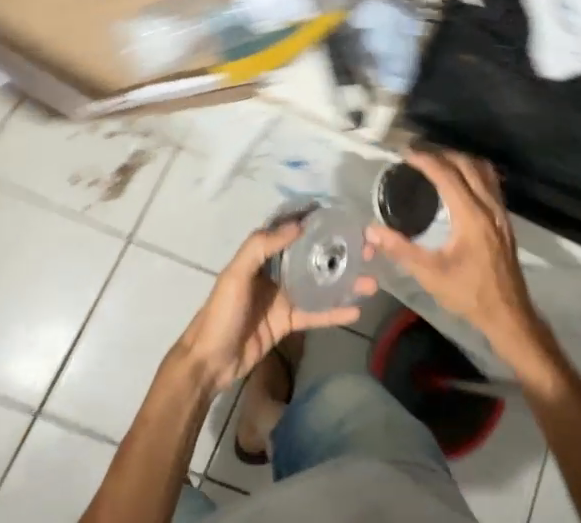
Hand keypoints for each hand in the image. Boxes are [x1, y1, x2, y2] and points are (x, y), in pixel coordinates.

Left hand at [174, 220, 374, 390]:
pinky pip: (315, 313)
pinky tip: (356, 310)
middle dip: (337, 253)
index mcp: (260, 258)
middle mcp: (274, 273)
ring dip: (343, 283)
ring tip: (371, 280)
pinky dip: (334, 312)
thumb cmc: (220, 314)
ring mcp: (283, 299)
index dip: (313, 224)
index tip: (341, 217)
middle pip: (311, 258)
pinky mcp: (288, 323)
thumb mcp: (235, 275)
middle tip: (366, 249)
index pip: (290, 233)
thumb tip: (297, 225)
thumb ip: (261, 247)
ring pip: (319, 286)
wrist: (209, 363)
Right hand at [366, 150, 549, 371]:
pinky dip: (473, 172)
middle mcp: (489, 207)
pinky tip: (459, 181)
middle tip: (417, 155)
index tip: (405, 154)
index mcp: (471, 216)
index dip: (425, 160)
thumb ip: (400, 250)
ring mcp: (500, 212)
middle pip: (467, 164)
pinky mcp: (504, 219)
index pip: (447, 175)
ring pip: (483, 170)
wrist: (508, 313)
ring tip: (437, 162)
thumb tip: (372, 231)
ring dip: (460, 160)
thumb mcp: (430, 275)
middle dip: (442, 154)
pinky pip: (491, 182)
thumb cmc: (468, 294)